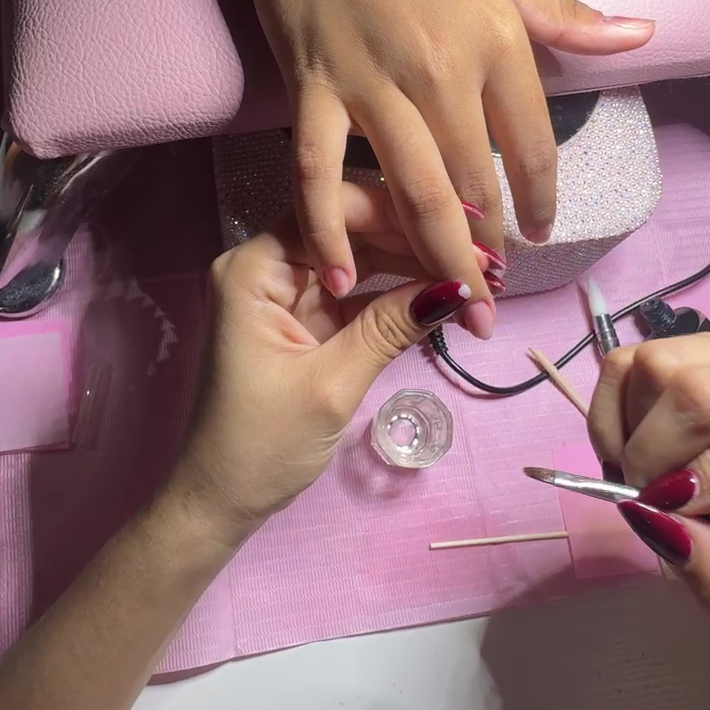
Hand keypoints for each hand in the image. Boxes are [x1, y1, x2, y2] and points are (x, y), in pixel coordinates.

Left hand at [161, 185, 475, 542]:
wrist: (222, 499)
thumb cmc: (262, 444)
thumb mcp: (331, 385)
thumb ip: (391, 327)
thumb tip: (460, 284)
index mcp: (255, 267)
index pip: (334, 211)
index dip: (401, 217)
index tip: (464, 232)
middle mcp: (268, 264)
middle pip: (351, 229)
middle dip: (417, 244)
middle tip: (487, 264)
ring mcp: (289, 289)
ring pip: (361, 257)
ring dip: (415, 267)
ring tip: (478, 278)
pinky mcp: (306, 316)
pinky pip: (359, 289)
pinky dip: (399, 294)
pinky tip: (444, 295)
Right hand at [228, 0, 652, 340]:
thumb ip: (564, 12)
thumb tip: (643, 34)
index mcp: (495, 39)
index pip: (531, 143)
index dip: (539, 198)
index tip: (538, 234)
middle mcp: (440, 73)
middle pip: (474, 181)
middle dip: (490, 245)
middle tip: (494, 293)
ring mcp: (371, 84)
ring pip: (410, 188)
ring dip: (436, 252)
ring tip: (452, 297)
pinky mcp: (312, 88)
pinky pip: (319, 172)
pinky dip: (327, 226)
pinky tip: (341, 276)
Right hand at [586, 333, 709, 642]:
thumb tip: (655, 517)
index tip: (691, 510)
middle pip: (703, 390)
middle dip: (657, 457)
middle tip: (658, 504)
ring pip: (659, 368)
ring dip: (633, 437)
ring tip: (653, 477)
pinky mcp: (698, 339)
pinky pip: (627, 362)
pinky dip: (611, 416)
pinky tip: (636, 449)